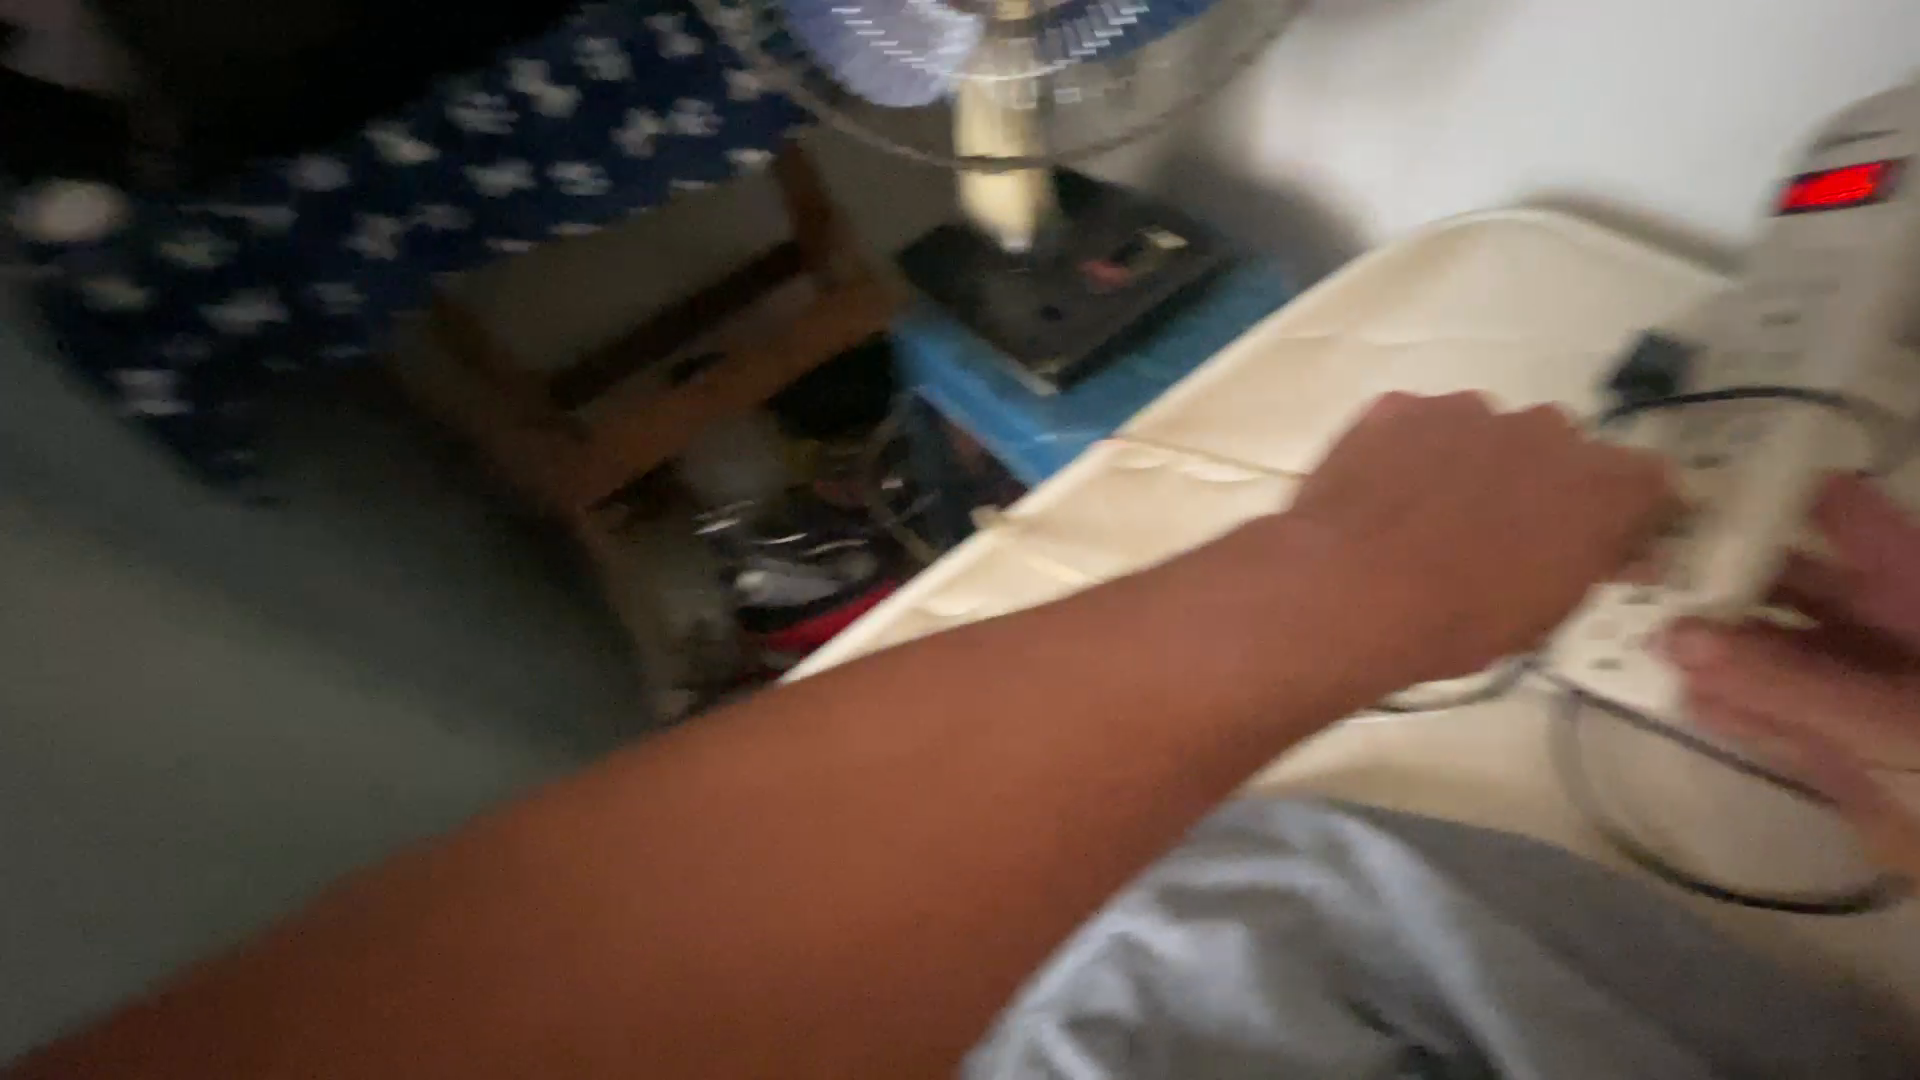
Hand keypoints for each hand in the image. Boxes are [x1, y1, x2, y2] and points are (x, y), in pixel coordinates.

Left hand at [1279, 391, 1674, 686]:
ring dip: (1461, 460)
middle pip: (1551, 449)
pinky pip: (1408, 425)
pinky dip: (1399, 450)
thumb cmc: (1454, 619)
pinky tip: (1373, 491)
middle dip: (1528, 481)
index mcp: (1604, 483)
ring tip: (1416, 511)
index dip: (1612, 514)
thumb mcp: (1542, 614)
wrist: (1347, 590)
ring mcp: (1463, 411)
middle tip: (1484, 527)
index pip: (1638, 485)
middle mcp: (1544, 429)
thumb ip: (1583, 564)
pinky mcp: (1394, 408)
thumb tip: (1610, 551)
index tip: (1587, 540)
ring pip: (1476, 430)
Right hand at [1668, 474, 1919, 878]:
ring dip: (1702, 645)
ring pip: (1768, 648)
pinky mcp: (1842, 744)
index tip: (1680, 487)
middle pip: (1787, 584)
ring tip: (1632, 634)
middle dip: (1709, 580)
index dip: (1768, 494)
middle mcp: (1889, 632)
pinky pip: (1769, 710)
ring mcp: (1863, 690)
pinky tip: (1677, 697)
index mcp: (1918, 599)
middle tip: (1627, 574)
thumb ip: (1787, 682)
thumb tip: (1668, 636)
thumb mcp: (1902, 727)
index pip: (1843, 520)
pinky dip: (1723, 705)